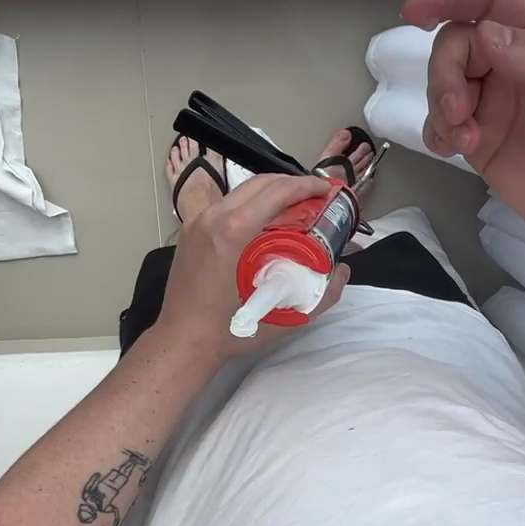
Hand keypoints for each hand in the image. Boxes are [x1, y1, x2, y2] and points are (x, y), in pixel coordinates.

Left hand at [150, 174, 351, 363]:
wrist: (181, 342)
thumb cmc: (226, 333)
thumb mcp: (281, 318)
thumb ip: (320, 297)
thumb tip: (343, 272)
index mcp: (231, 232)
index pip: (276, 191)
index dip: (306, 185)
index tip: (326, 189)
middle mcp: (211, 218)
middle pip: (259, 183)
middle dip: (292, 184)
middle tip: (316, 197)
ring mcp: (197, 223)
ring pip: (241, 192)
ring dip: (271, 193)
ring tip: (295, 207)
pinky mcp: (191, 232)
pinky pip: (226, 206)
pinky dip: (252, 206)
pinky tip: (266, 223)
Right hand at [403, 0, 524, 244]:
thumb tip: (485, 33)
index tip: (417, 13)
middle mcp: (517, 63)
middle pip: (458, 43)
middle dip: (445, 73)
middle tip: (456, 111)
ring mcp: (496, 103)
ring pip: (445, 83)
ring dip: (441, 107)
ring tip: (462, 140)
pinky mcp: (481, 141)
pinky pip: (442, 126)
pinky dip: (437, 134)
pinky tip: (454, 151)